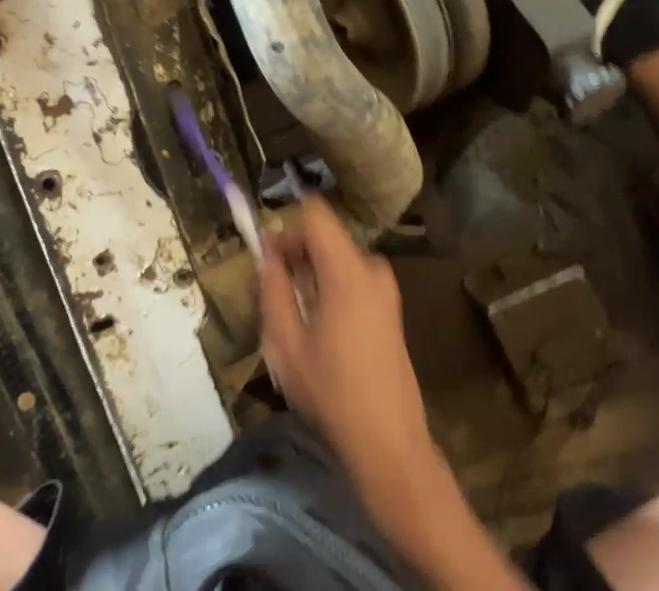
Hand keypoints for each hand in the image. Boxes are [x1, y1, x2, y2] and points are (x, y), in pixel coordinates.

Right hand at [259, 197, 434, 484]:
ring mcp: (388, 292)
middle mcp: (373, 272)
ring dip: (312, 274)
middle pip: (327, 237)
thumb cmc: (331, 393)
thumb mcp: (285, 344)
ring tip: (293, 315)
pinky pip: (354, 280)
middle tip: (272, 290)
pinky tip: (320, 330)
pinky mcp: (393, 312)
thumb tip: (266, 256)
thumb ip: (272, 290)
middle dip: (296, 254)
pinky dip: (332, 288)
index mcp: (347, 273)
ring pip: (340, 260)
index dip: (285, 226)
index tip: (266, 257)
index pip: (316, 215)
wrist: (388, 443)